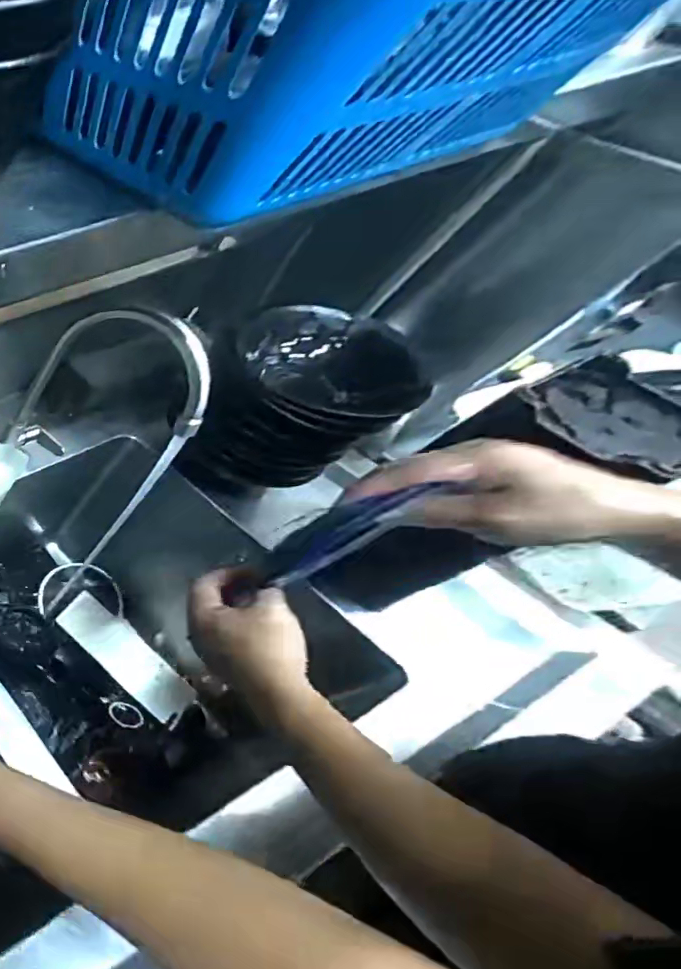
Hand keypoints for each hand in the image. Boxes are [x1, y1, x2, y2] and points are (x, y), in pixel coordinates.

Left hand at [188, 569, 310, 709]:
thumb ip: (266, 592)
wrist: (276, 692)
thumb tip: (264, 591)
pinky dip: (237, 622)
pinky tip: (259, 624)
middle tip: (255, 583)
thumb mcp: (272, 609)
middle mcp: (195, 631)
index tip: (253, 570)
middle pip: (205, 601)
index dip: (227, 572)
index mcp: (200, 616)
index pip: (203, 584)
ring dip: (234, 606)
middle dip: (229, 588)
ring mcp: (205, 649)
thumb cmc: (269, 646)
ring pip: (214, 619)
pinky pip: (222, 634)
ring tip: (260, 601)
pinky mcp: (220, 662)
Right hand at [343, 438, 680, 546]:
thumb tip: (388, 512)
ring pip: (420, 469)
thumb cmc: (563, 513)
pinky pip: (436, 474)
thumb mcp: (497, 518)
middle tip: (347, 511)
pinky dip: (412, 488)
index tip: (341, 506)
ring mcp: (482, 455)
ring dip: (391, 487)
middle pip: (407, 466)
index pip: (405, 471)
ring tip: (368, 508)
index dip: (370, 488)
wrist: (627, 510)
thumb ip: (438, 511)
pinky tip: (405, 502)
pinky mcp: (490, 466)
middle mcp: (472, 449)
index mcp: (473, 457)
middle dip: (373, 487)